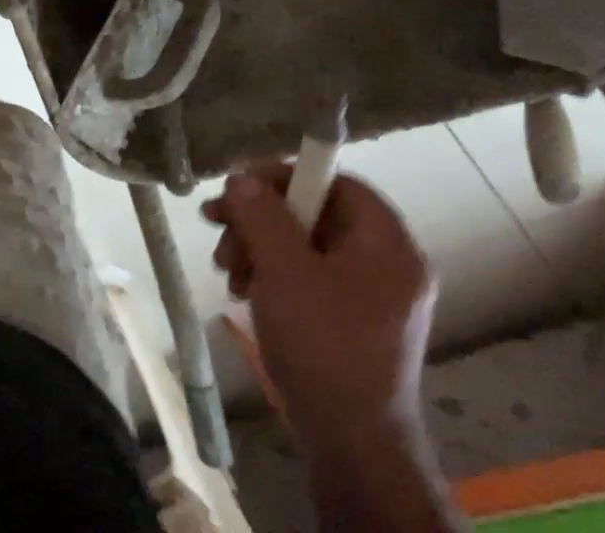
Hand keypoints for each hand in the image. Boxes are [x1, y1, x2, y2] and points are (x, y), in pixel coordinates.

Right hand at [203, 163, 437, 453]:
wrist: (348, 429)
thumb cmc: (322, 342)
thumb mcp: (284, 271)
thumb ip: (262, 217)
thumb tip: (242, 179)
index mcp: (388, 247)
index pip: (340, 184)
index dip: (287, 176)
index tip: (237, 187)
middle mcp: (386, 264)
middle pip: (315, 213)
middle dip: (260, 218)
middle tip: (216, 227)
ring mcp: (368, 293)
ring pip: (302, 244)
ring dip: (256, 246)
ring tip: (228, 270)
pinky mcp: (347, 316)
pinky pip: (304, 274)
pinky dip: (269, 273)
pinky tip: (244, 291)